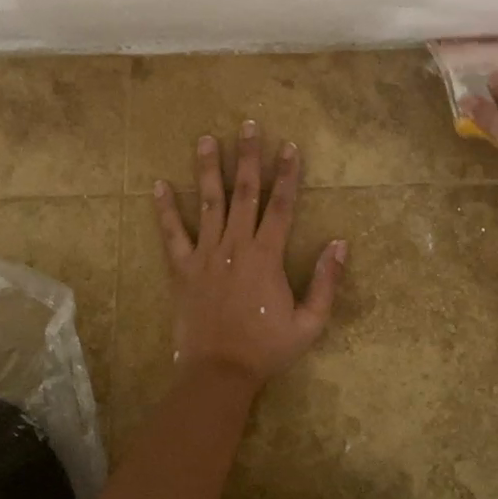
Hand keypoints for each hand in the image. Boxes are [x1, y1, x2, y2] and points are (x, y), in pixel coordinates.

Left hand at [151, 121, 347, 388]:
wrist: (218, 374)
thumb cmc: (267, 348)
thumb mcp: (310, 323)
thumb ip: (327, 282)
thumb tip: (340, 243)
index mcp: (267, 255)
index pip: (281, 205)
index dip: (287, 173)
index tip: (289, 145)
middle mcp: (236, 245)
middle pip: (244, 192)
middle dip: (248, 156)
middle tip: (248, 125)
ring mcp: (206, 255)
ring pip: (208, 203)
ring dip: (208, 169)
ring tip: (206, 139)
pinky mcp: (182, 269)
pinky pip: (172, 234)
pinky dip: (164, 209)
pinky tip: (157, 185)